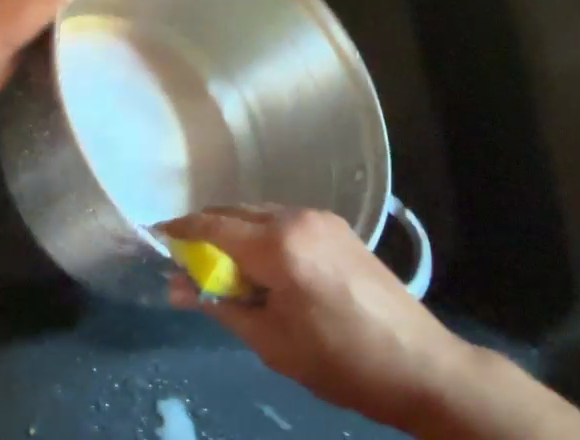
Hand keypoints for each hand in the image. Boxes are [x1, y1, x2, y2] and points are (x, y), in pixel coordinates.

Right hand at [158, 206, 473, 429]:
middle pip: (234, 213)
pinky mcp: (338, 228)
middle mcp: (296, 216)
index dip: (180, 232)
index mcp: (278, 244)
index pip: (212, 226)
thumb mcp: (271, 341)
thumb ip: (220, 304)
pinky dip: (262, 235)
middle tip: (186, 261)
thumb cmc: (340, 360)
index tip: (156, 239)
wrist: (422, 367)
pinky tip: (262, 264)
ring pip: (259, 214)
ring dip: (235, 233)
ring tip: (224, 267)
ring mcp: (321, 218)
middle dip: (206, 232)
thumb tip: (176, 286)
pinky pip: (284, 220)